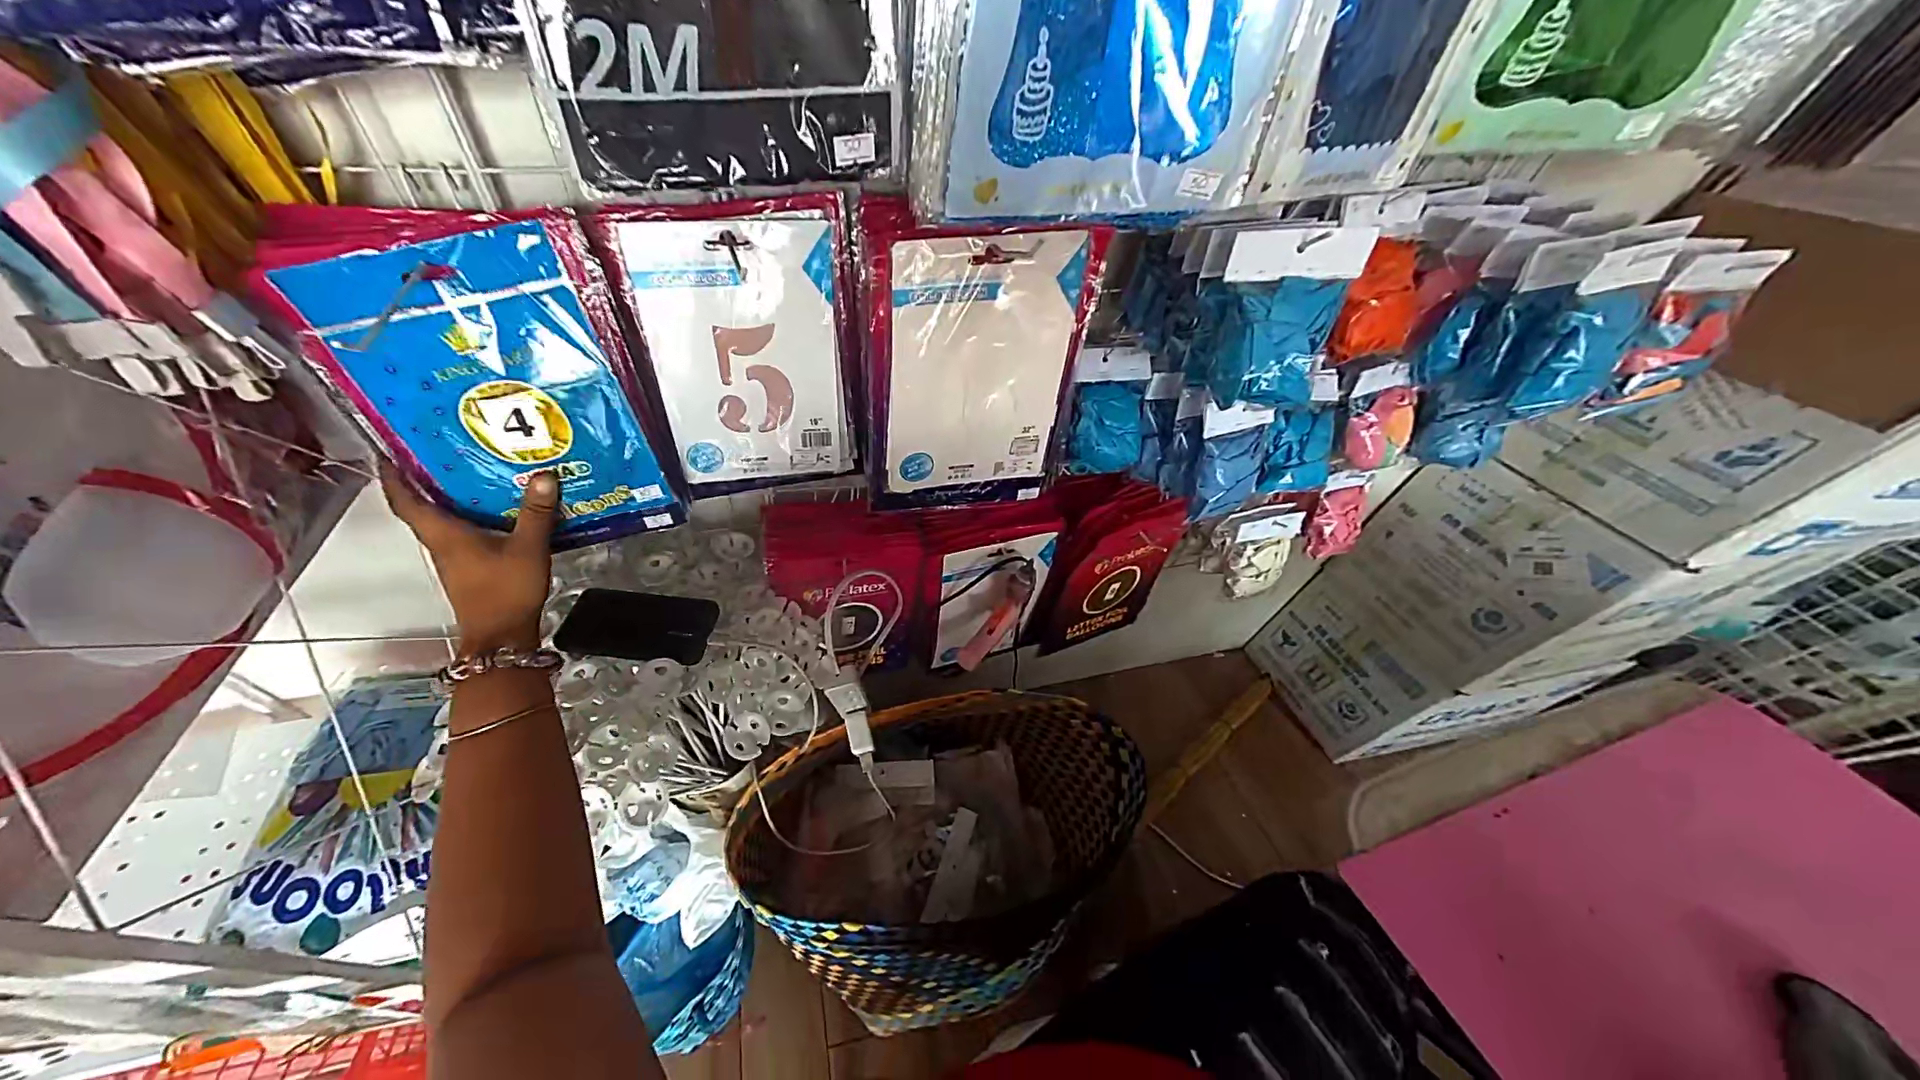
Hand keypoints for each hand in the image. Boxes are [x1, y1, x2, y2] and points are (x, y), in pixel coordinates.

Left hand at [381, 464, 557, 651]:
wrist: (502, 636)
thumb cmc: (506, 590)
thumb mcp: (527, 548)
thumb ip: (536, 513)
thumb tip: (544, 476)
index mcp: (444, 534)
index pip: (406, 500)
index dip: (393, 475)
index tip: (388, 451)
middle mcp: (441, 544)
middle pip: (422, 507)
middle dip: (424, 480)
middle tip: (441, 453)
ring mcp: (453, 558)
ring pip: (442, 521)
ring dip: (449, 499)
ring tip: (472, 474)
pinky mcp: (468, 568)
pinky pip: (461, 533)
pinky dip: (468, 517)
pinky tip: (494, 509)